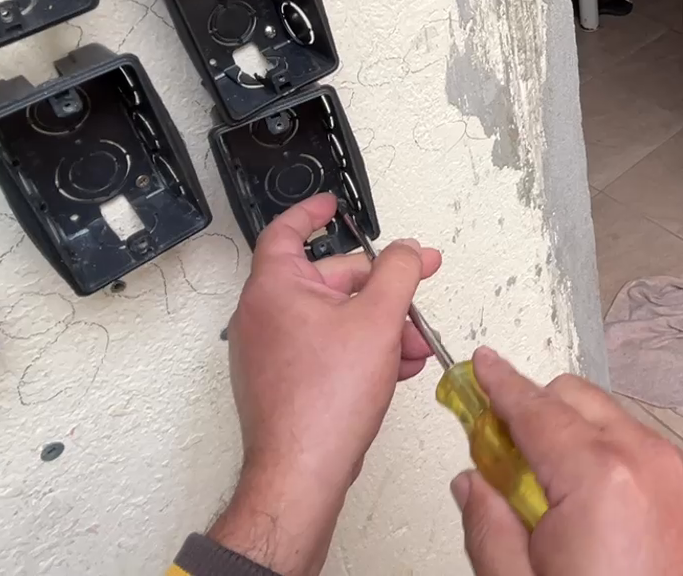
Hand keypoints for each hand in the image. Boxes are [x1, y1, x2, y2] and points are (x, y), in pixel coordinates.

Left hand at [210, 194, 442, 574]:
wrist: (302, 476)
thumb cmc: (325, 399)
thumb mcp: (378, 317)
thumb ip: (398, 271)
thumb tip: (408, 249)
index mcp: (275, 288)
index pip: (287, 231)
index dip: (312, 213)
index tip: (332, 206)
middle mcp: (265, 316)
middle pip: (330, 279)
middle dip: (381, 287)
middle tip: (417, 286)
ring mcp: (272, 352)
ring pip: (336, 318)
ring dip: (381, 324)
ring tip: (415, 344)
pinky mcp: (285, 382)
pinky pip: (329, 348)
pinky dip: (364, 349)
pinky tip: (398, 367)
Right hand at [451, 347, 682, 575]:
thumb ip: (490, 531)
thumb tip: (473, 485)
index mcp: (598, 477)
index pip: (534, 407)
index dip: (498, 383)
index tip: (480, 367)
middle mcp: (643, 459)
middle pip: (572, 398)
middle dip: (533, 413)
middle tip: (499, 455)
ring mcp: (674, 474)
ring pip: (605, 418)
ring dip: (569, 434)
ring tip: (545, 497)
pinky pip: (635, 446)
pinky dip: (603, 454)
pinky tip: (586, 509)